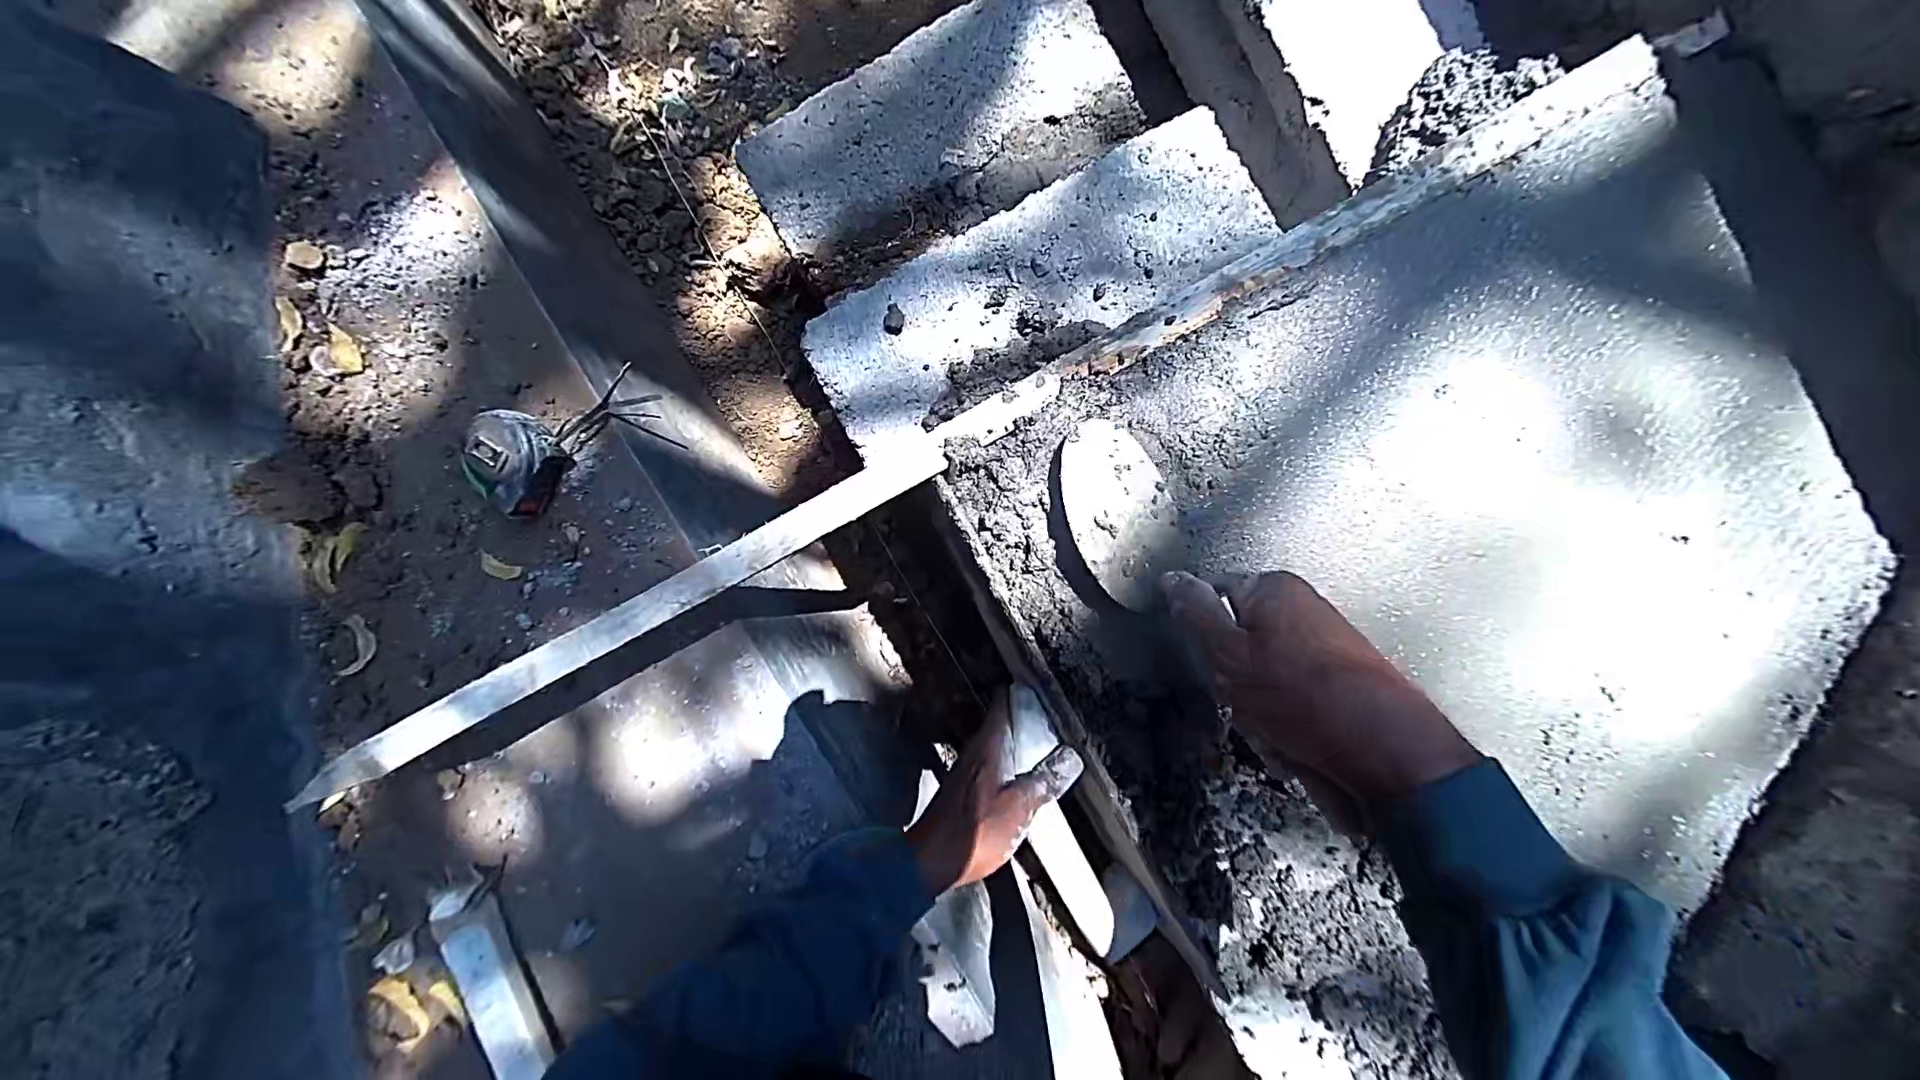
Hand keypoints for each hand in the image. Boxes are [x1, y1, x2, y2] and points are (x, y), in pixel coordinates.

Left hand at [906, 687, 1084, 894]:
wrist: (931, 861)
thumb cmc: (972, 834)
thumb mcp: (1019, 808)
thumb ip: (1044, 782)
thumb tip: (1068, 760)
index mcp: (988, 748)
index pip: (1004, 705)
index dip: (1023, 694)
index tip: (1042, 691)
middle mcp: (975, 752)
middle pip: (1002, 723)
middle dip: (1026, 720)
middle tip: (1051, 720)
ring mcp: (968, 770)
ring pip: (997, 744)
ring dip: (1018, 744)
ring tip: (1044, 748)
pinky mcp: (965, 790)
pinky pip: (993, 765)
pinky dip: (1010, 764)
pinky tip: (1023, 779)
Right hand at [1160, 570, 1480, 829]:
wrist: (1387, 758)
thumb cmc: (1307, 700)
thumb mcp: (1229, 653)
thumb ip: (1194, 611)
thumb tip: (1173, 580)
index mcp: (1274, 588)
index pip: (1210, 594)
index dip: (1199, 631)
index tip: (1205, 658)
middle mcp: (1301, 610)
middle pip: (1233, 641)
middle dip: (1228, 678)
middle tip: (1239, 698)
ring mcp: (1320, 649)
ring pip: (1256, 679)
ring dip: (1253, 709)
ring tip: (1272, 727)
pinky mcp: (1335, 687)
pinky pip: (1284, 703)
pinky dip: (1281, 724)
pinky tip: (1293, 741)